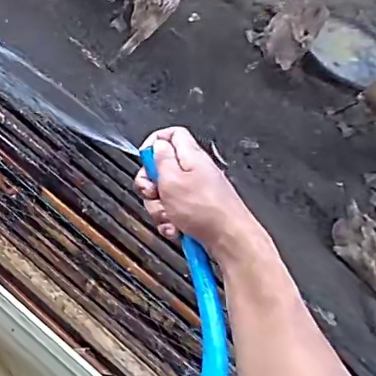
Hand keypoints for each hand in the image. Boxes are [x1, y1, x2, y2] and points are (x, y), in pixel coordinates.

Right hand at [133, 126, 268, 265]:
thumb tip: (155, 145)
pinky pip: (172, 212)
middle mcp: (194, 171)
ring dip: (158, 207)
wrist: (230, 240)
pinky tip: (176, 227)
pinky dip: (169, 221)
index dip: (153, 143)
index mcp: (191, 157)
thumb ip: (160, 159)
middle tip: (154, 192)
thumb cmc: (206, 211)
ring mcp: (195, 192)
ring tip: (170, 216)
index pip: (171, 134)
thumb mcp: (172, 180)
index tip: (145, 161)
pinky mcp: (195, 210)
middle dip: (149, 184)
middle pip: (160, 169)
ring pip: (163, 194)